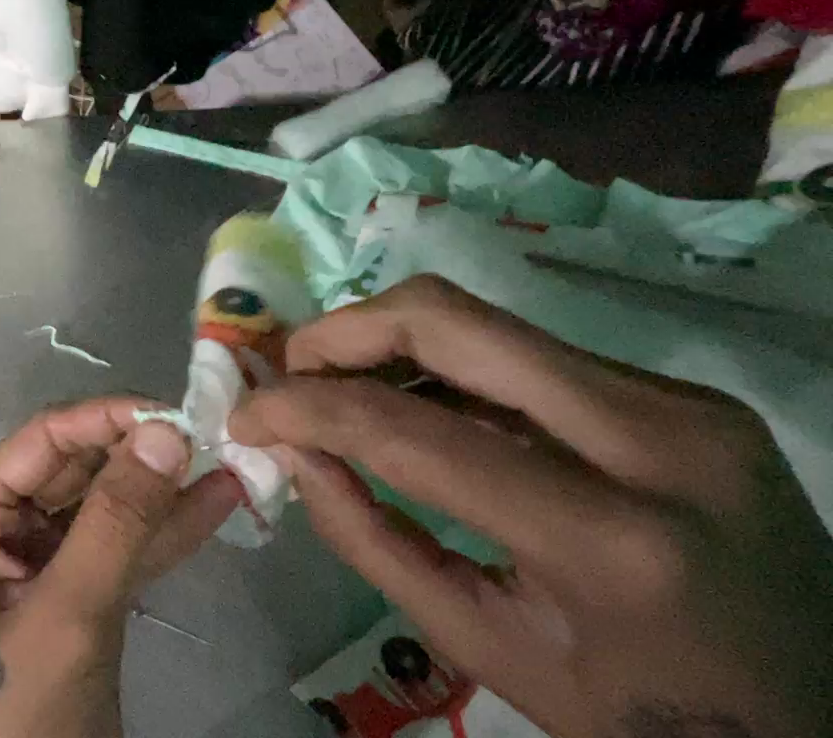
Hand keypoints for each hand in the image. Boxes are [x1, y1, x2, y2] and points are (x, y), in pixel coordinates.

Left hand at [0, 397, 240, 737]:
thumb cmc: (20, 707)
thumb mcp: (67, 612)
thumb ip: (114, 522)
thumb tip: (164, 433)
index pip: (45, 440)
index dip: (108, 418)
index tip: (176, 410)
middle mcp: (7, 522)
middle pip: (80, 466)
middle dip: (144, 449)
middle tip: (216, 429)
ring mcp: (48, 559)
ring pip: (111, 504)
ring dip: (167, 486)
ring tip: (233, 456)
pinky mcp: (84, 595)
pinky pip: (127, 548)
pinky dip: (171, 529)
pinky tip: (221, 502)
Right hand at [231, 276, 832, 737]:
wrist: (831, 720)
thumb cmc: (647, 714)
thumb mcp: (488, 647)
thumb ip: (371, 540)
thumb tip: (292, 453)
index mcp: (607, 538)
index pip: (406, 428)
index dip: (301, 408)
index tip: (244, 417)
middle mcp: (653, 440)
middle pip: (445, 319)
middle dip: (338, 334)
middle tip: (289, 374)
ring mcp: (678, 404)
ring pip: (480, 319)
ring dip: (384, 342)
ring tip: (340, 391)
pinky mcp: (677, 394)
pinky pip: (521, 349)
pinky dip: (442, 365)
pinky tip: (417, 404)